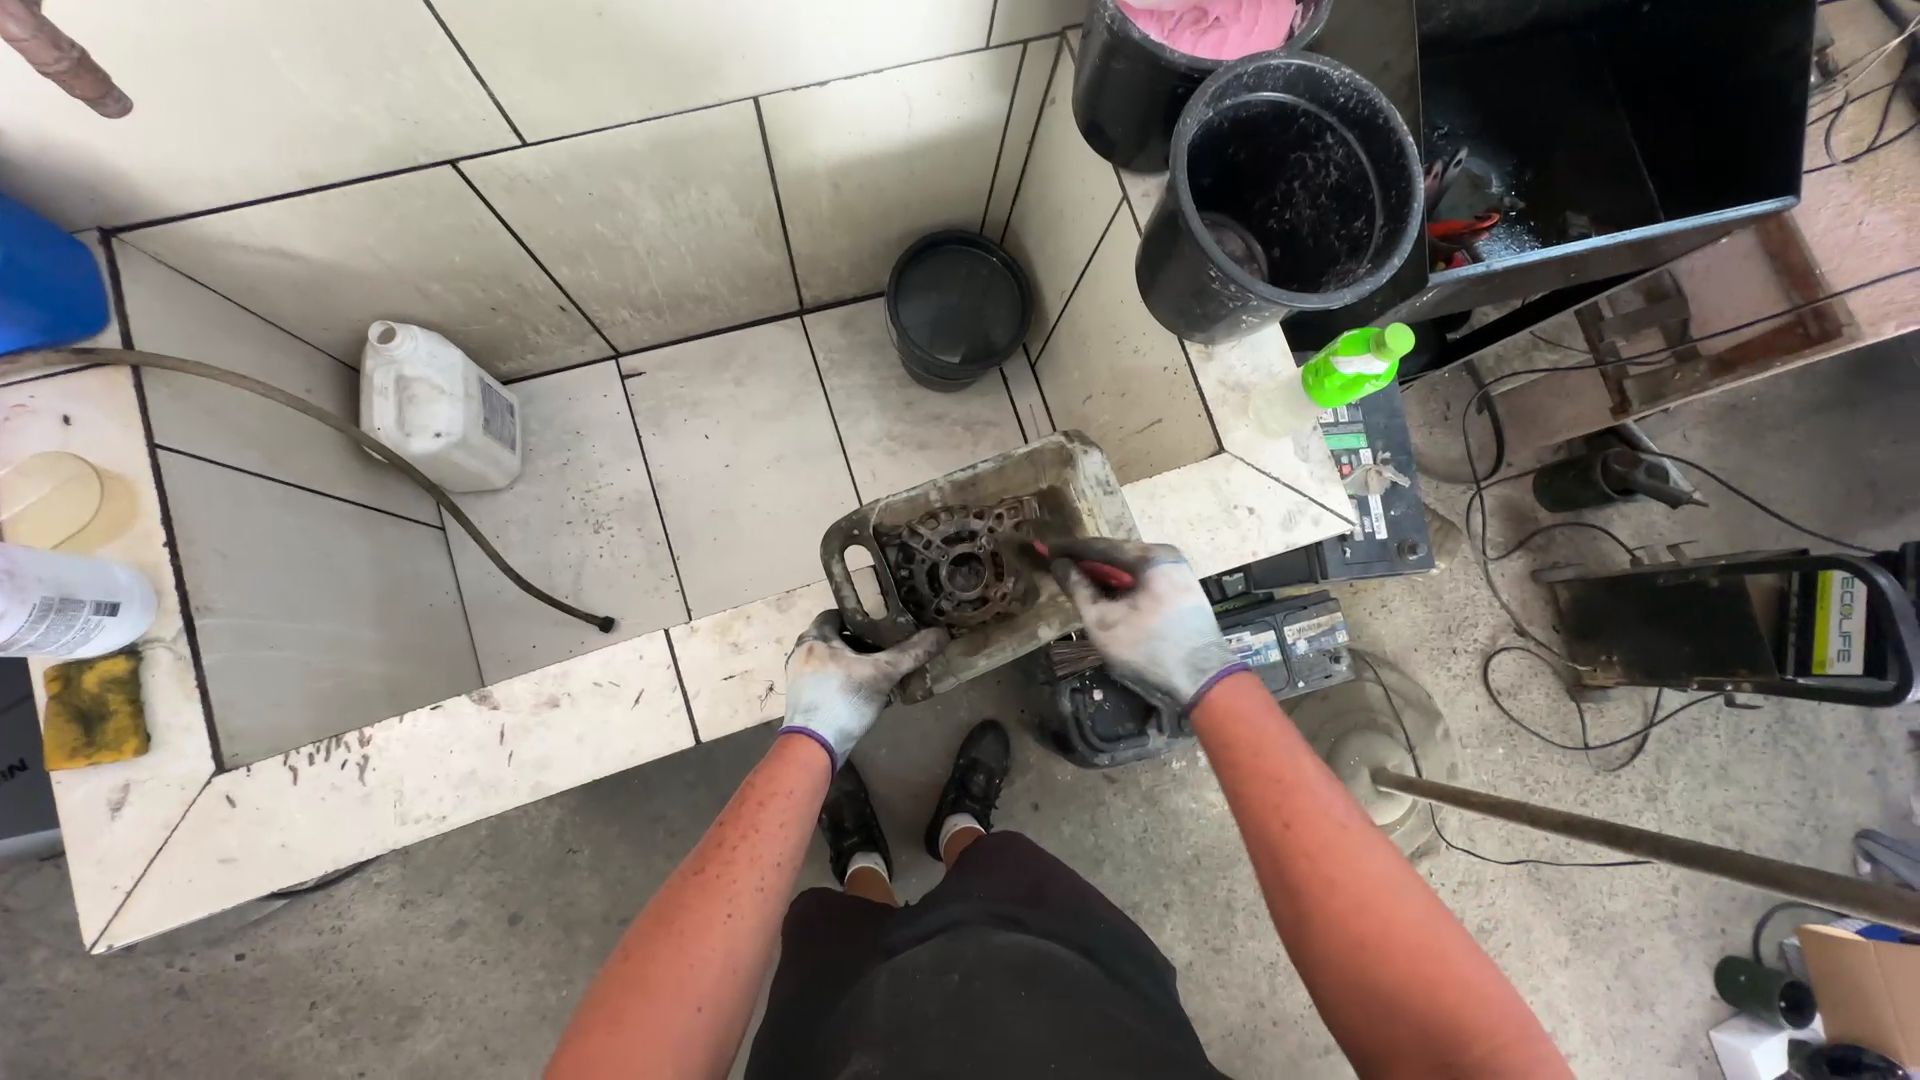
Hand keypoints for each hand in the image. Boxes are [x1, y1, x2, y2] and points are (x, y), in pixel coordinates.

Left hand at [777, 611, 947, 770]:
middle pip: (835, 637)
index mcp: (815, 637)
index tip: (882, 620)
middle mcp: (802, 653)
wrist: (813, 746)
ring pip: (832, 660)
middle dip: (859, 640)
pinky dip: (845, 679)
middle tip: (886, 643)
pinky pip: (828, 679)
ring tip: (880, 666)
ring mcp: (800, 678)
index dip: (859, 614)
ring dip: (853, 661)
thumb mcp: (882, 673)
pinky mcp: (804, 699)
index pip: (836, 614)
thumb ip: (910, 653)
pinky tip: (866, 690)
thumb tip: (941, 633)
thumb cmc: (843, 699)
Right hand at [1048, 538, 1245, 711]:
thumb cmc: (1148, 649)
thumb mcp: (1103, 621)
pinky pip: (1144, 580)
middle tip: (1057, 564)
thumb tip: (1058, 565)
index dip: (1069, 549)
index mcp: (1151, 556)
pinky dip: (1122, 585)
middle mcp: (1167, 556)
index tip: (1044, 548)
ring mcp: (1178, 572)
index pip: (1100, 546)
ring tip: (1076, 579)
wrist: (1202, 679)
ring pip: (1130, 568)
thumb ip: (1078, 588)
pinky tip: (1105, 593)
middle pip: (1117, 554)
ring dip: (1104, 574)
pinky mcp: (1182, 590)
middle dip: (1087, 561)